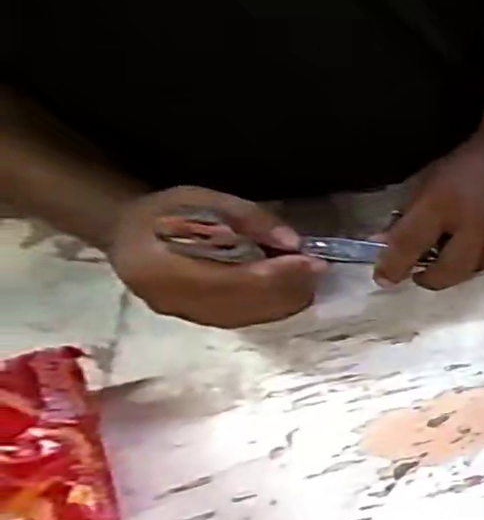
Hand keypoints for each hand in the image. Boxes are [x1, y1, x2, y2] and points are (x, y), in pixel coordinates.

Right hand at [109, 186, 325, 328]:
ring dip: (288, 295)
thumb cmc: (166, 213)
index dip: (277, 273)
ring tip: (307, 273)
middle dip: (289, 283)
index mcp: (156, 268)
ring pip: (253, 313)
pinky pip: (250, 317)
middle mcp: (169, 300)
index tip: (312, 261)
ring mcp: (185, 314)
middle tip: (317, 266)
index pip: (230, 280)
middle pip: (246, 301)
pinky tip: (292, 285)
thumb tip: (293, 242)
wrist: (130, 232)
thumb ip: (249, 218)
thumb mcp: (203, 200)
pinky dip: (277, 303)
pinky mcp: (202, 319)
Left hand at [375, 129, 483, 289]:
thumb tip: (389, 244)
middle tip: (426, 275)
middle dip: (434, 278)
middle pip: (452, 271)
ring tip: (467, 244)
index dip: (393, 266)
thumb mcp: (429, 182)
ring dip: (469, 259)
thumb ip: (413, 214)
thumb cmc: (468, 163)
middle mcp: (476, 225)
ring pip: (483, 264)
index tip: (386, 279)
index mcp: (441, 205)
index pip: (408, 244)